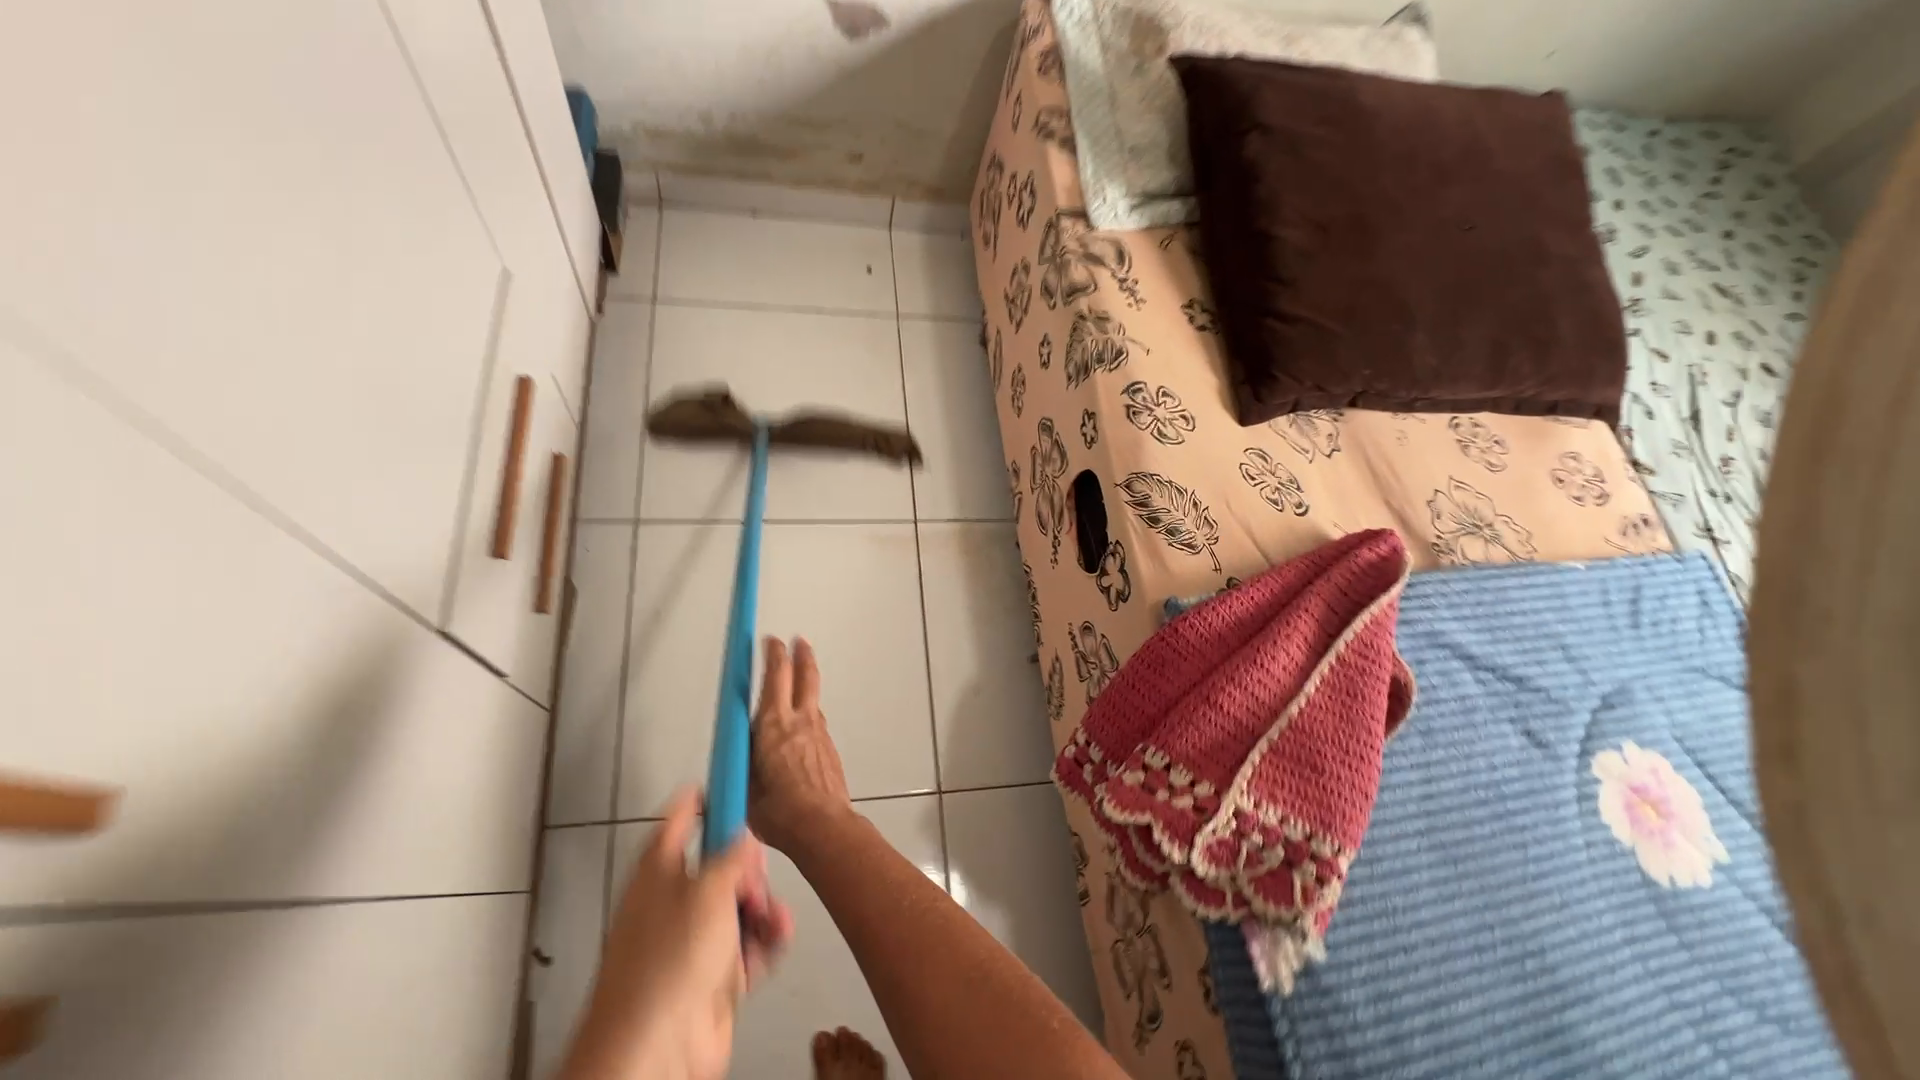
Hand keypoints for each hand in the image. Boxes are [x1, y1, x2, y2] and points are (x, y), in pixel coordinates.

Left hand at [561, 788, 791, 1079]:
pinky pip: (746, 944)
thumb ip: (730, 856)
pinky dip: (764, 938)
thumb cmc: (671, 960)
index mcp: (657, 871)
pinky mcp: (713, 975)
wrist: (657, 1047)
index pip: (678, 820)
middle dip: (746, 864)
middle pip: (717, 864)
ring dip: (760, 905)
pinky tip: (776, 934)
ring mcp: (693, 941)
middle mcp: (673, 902)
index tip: (727, 778)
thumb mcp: (708, 890)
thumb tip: (744, 835)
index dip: (703, 797)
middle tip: (758, 870)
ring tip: (772, 913)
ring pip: (737, 905)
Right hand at [749, 637, 854, 853]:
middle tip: (799, 640)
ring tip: (801, 677)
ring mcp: (819, 734)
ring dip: (807, 683)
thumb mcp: (744, 787)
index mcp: (772, 724)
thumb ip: (742, 766)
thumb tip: (737, 761)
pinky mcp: (830, 750)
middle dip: (801, 654)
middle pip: (804, 676)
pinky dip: (810, 714)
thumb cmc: (776, 810)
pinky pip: (817, 723)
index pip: (774, 676)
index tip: (770, 641)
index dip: (772, 654)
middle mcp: (799, 721)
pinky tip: (804, 726)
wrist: (822, 826)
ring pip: (813, 699)